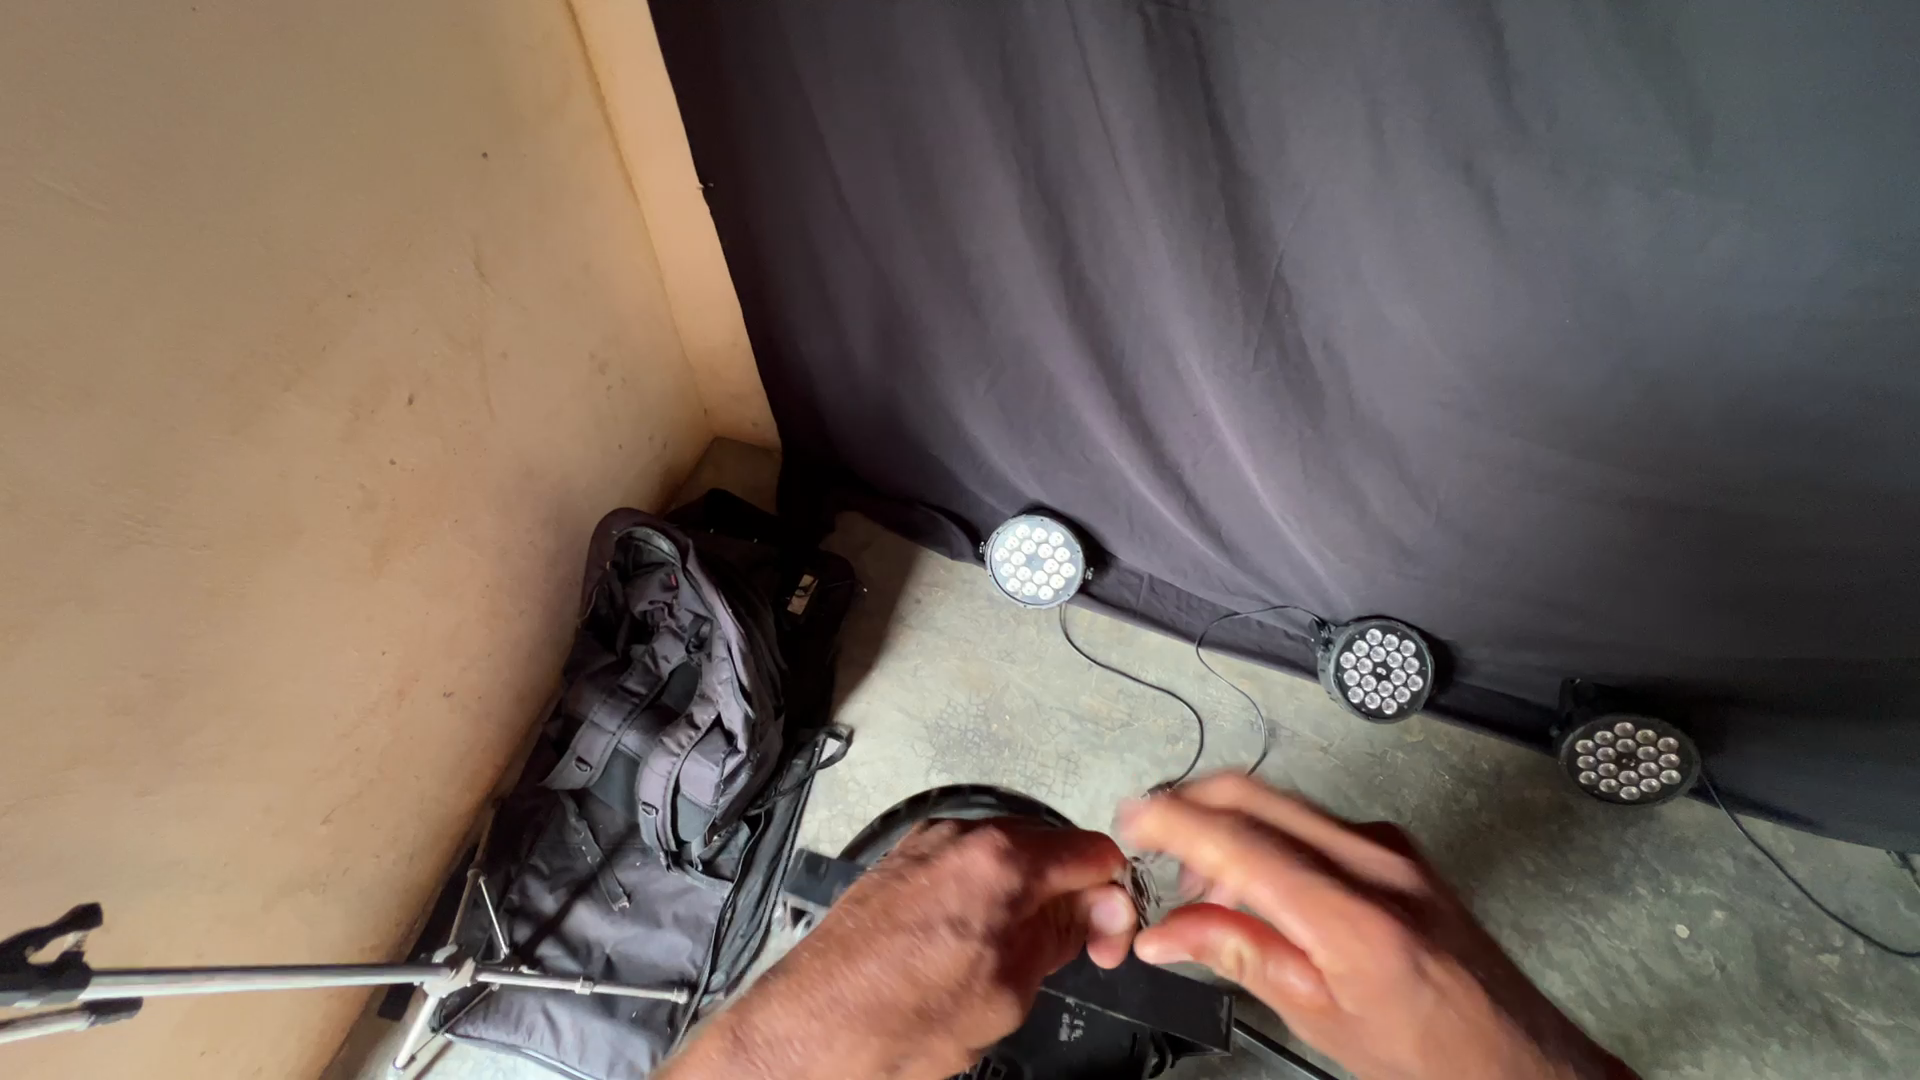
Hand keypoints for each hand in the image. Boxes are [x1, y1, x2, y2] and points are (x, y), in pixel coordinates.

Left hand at [660, 818, 1137, 1079]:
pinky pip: (968, 861)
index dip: (1112, 896)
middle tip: (1068, 952)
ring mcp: (930, 840)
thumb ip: (1062, 935)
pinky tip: (974, 939)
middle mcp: (966, 833)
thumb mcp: (1007, 991)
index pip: (1092, 851)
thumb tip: (1100, 907)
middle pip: (1050, 847)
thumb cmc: (904, 1020)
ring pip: (1008, 853)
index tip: (1105, 939)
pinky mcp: (904, 856)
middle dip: (1071, 894)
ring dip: (1028, 893)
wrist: (810, 1026)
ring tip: (1014, 954)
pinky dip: (988, 891)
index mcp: (1002, 859)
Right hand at [1120, 774, 1635, 1079]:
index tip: (1131, 817)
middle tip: (1148, 833)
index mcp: (1353, 918)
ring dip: (1223, 824)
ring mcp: (1386, 845)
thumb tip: (1161, 934)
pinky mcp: (1392, 844)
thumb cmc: (1429, 1060)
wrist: (1527, 1065)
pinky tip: (1253, 881)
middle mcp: (1372, 862)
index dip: (1175, 821)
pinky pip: (1306, 818)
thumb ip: (1236, 956)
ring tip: (1201, 884)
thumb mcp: (1319, 1020)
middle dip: (1188, 802)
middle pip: (1252, 794)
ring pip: (1275, 802)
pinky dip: (1262, 834)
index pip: (1241, 842)